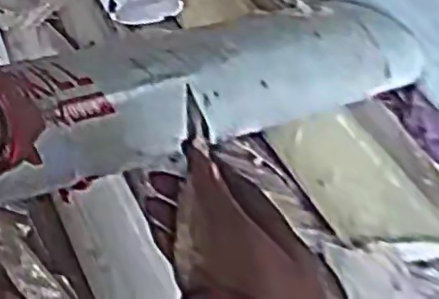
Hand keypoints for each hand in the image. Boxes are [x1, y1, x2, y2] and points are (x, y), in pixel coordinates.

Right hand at [162, 145, 329, 298]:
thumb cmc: (252, 279)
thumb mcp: (229, 219)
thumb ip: (213, 186)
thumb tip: (201, 155)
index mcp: (285, 240)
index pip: (243, 189)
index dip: (211, 167)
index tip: (188, 152)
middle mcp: (270, 258)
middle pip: (220, 209)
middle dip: (187, 189)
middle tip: (162, 176)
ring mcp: (244, 274)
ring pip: (203, 229)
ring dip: (175, 211)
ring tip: (153, 200)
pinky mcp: (217, 286)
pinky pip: (191, 249)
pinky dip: (172, 234)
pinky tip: (160, 228)